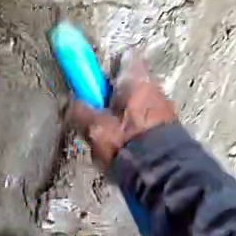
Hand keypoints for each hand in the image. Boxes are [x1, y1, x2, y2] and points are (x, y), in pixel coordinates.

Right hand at [65, 50, 179, 169]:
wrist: (164, 176)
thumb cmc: (127, 143)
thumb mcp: (95, 126)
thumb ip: (80, 110)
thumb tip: (70, 101)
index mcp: (138, 82)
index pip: (124, 59)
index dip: (106, 64)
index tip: (90, 73)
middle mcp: (154, 90)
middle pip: (127, 83)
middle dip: (109, 94)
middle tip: (91, 109)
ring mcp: (163, 111)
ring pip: (132, 104)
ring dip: (117, 114)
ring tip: (102, 133)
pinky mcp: (166, 131)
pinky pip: (140, 122)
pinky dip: (128, 128)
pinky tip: (117, 144)